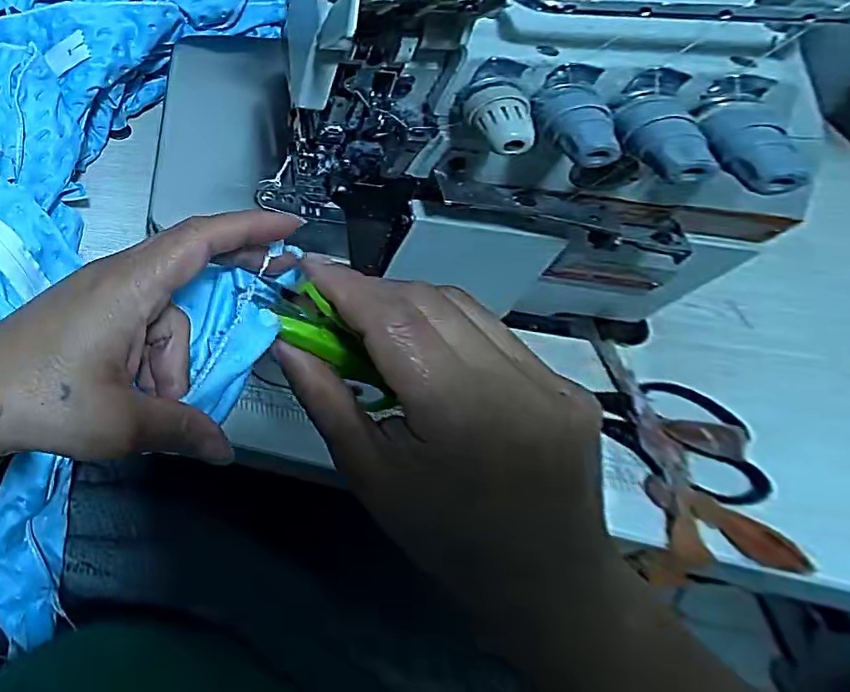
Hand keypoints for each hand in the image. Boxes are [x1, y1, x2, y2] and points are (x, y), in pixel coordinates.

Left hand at [0, 210, 302, 466]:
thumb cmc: (43, 398)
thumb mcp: (121, 421)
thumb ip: (180, 428)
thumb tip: (224, 449)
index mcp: (130, 284)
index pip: (199, 238)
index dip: (249, 226)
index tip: (290, 226)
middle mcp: (116, 276)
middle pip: (182, 292)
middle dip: (197, 334)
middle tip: (199, 374)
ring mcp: (97, 293)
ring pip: (158, 320)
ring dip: (162, 366)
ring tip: (135, 407)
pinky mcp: (84, 312)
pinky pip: (134, 326)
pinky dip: (142, 361)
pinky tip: (122, 396)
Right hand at [275, 261, 614, 609]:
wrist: (546, 582)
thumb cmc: (441, 532)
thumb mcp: (366, 470)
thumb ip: (322, 396)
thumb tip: (285, 339)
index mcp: (458, 413)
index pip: (392, 318)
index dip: (345, 285)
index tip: (307, 267)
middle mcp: (512, 385)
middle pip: (424, 300)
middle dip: (369, 289)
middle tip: (330, 301)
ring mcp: (548, 381)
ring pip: (459, 303)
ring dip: (407, 299)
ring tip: (373, 319)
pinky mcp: (564, 382)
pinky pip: (490, 327)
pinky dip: (445, 320)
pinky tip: (426, 343)